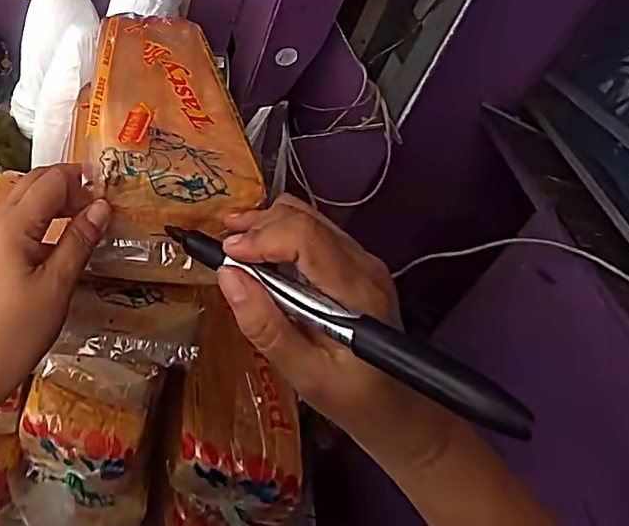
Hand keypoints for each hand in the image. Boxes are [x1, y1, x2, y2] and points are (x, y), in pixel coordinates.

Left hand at [0, 166, 109, 417]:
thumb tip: (103, 206)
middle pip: (37, 180)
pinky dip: (44, 216)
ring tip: (86, 219)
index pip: (52, 180)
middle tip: (99, 205)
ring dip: (57, 199)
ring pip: (27, 196)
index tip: (110, 195)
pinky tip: (62, 240)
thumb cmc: (15, 331)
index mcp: (14, 222)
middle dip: (69, 184)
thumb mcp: (56, 286)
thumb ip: (79, 240)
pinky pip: (20, 216)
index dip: (82, 181)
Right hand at [217, 196, 459, 464]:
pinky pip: (312, 228)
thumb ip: (266, 327)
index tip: (227, 254)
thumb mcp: (306, 377)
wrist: (405, 412)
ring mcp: (362, 258)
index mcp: (357, 293)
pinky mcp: (354, 259)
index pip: (306, 237)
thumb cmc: (357, 403)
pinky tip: (260, 251)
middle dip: (257, 226)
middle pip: (303, 218)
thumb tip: (227, 275)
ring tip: (234, 242)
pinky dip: (279, 230)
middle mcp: (363, 264)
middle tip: (223, 246)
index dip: (261, 237)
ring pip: (306, 215)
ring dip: (265, 223)